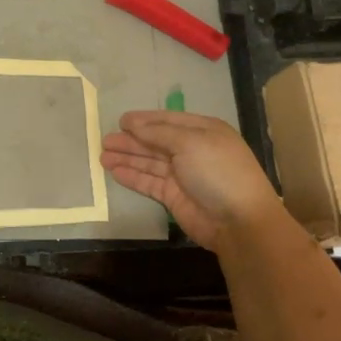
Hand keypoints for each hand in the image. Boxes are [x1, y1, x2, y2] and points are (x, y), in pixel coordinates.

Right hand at [100, 110, 284, 249]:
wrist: (238, 220)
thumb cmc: (218, 171)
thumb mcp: (191, 142)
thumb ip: (159, 133)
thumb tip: (133, 124)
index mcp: (203, 132)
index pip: (168, 121)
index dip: (144, 120)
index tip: (120, 121)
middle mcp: (193, 151)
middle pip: (156, 142)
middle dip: (131, 140)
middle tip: (104, 140)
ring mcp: (183, 175)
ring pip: (149, 163)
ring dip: (127, 158)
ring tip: (102, 155)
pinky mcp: (174, 197)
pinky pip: (149, 182)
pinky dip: (132, 176)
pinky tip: (114, 172)